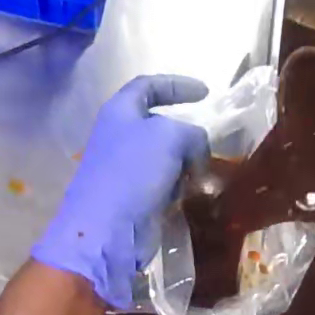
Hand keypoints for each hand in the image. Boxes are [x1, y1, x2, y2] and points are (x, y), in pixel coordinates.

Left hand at [33, 75, 211, 308]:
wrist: (107, 229)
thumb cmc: (133, 172)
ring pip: (166, 158)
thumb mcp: (171, 137)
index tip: (206, 92)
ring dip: (186, 164)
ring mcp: (126, 170)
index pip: (149, 86)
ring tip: (201, 174)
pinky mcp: (135, 198)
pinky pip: (164, 185)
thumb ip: (193, 133)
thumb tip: (197, 154)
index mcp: (120, 112)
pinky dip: (179, 187)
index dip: (177, 85)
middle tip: (207, 145)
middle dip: (186, 134)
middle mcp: (120, 138)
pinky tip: (190, 195)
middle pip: (161, 126)